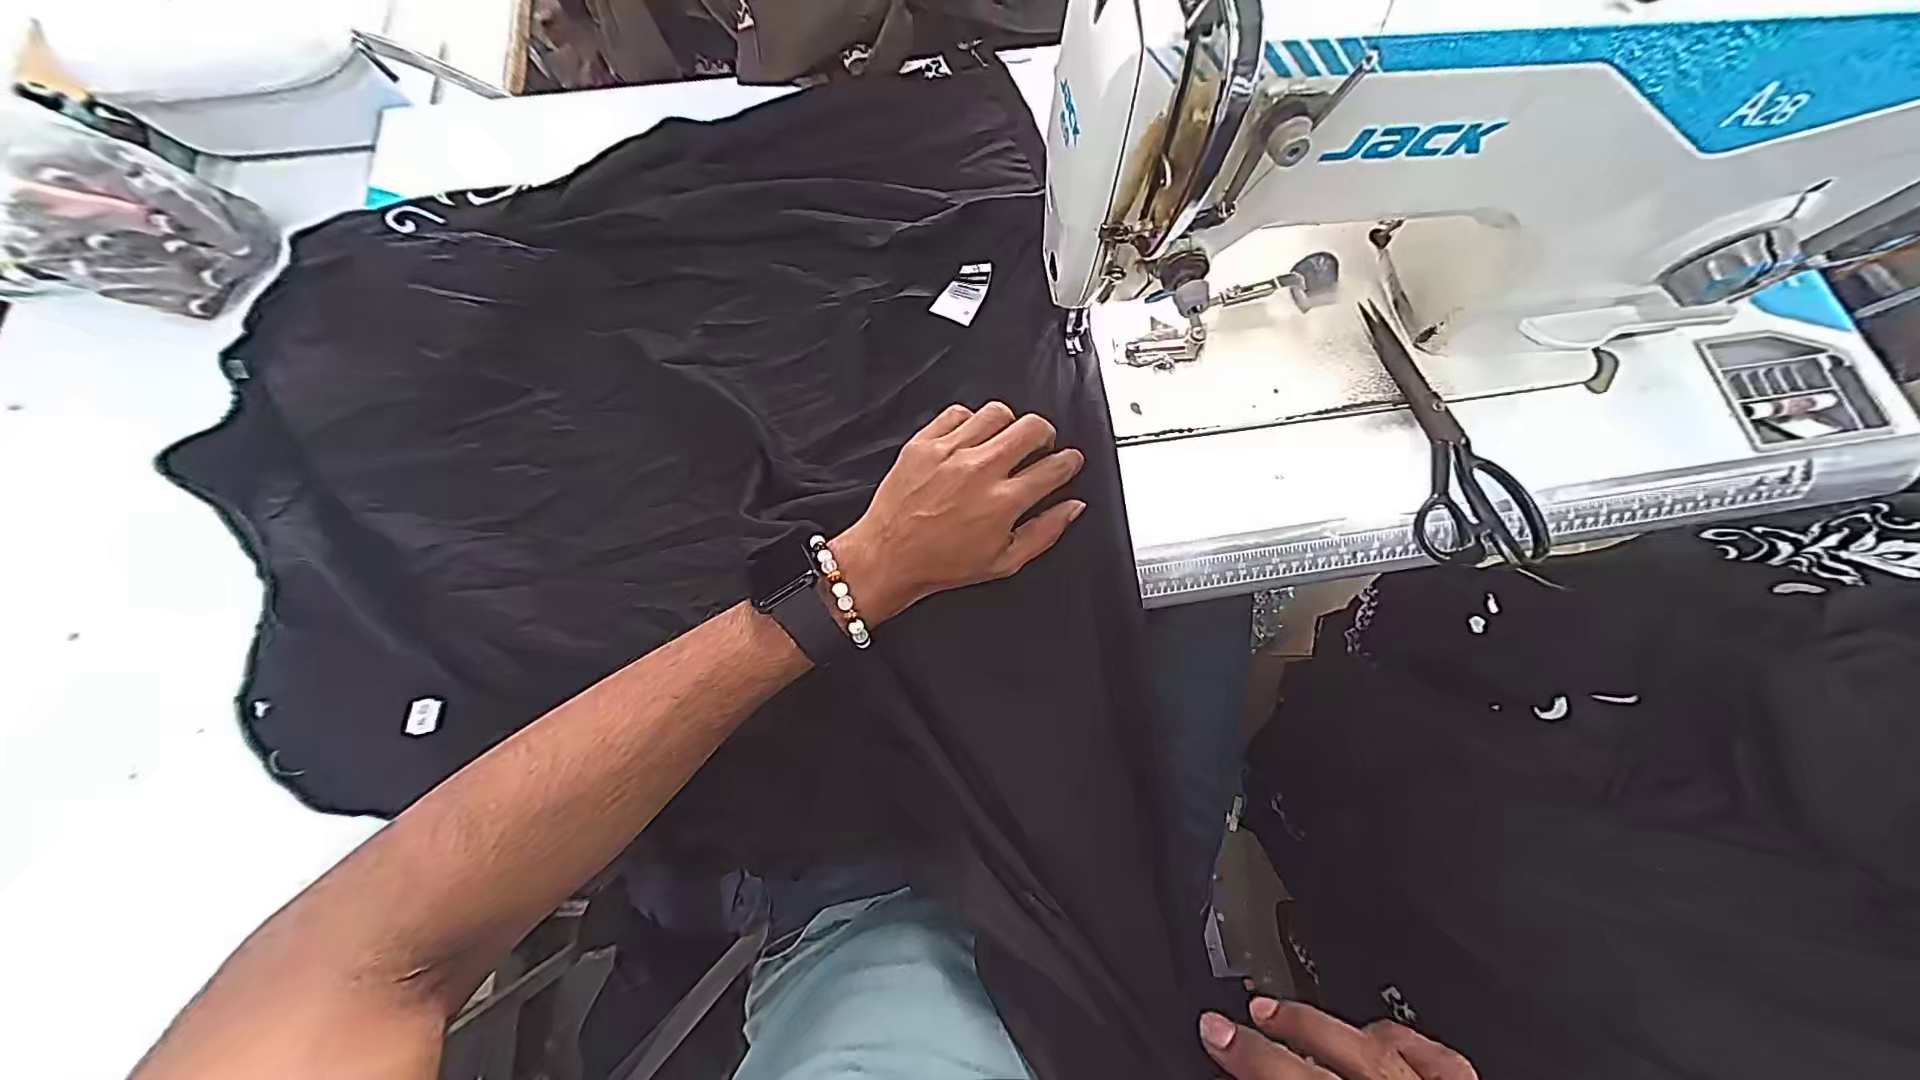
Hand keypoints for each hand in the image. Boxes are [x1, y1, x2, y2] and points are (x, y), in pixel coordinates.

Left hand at [829, 402, 1085, 622]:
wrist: (888, 557)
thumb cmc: (940, 564)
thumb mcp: (1004, 562)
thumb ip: (1045, 532)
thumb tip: (1073, 507)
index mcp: (1003, 502)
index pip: (1054, 466)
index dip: (1070, 461)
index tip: (1068, 461)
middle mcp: (979, 471)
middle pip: (1033, 428)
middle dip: (1046, 435)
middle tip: (1040, 447)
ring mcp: (950, 453)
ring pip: (998, 412)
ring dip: (1010, 425)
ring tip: (1004, 441)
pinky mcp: (924, 443)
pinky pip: (958, 412)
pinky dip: (970, 421)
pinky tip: (970, 439)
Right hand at [1200, 998, 1477, 1079]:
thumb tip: (1241, 1072)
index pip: (1303, 1079)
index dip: (1252, 1054)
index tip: (1213, 1030)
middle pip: (1346, 1055)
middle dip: (1285, 1027)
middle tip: (1239, 1015)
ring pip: (1392, 1048)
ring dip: (1332, 1025)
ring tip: (1289, 1013)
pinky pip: (1447, 1063)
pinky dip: (1403, 1041)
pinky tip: (1373, 1032)